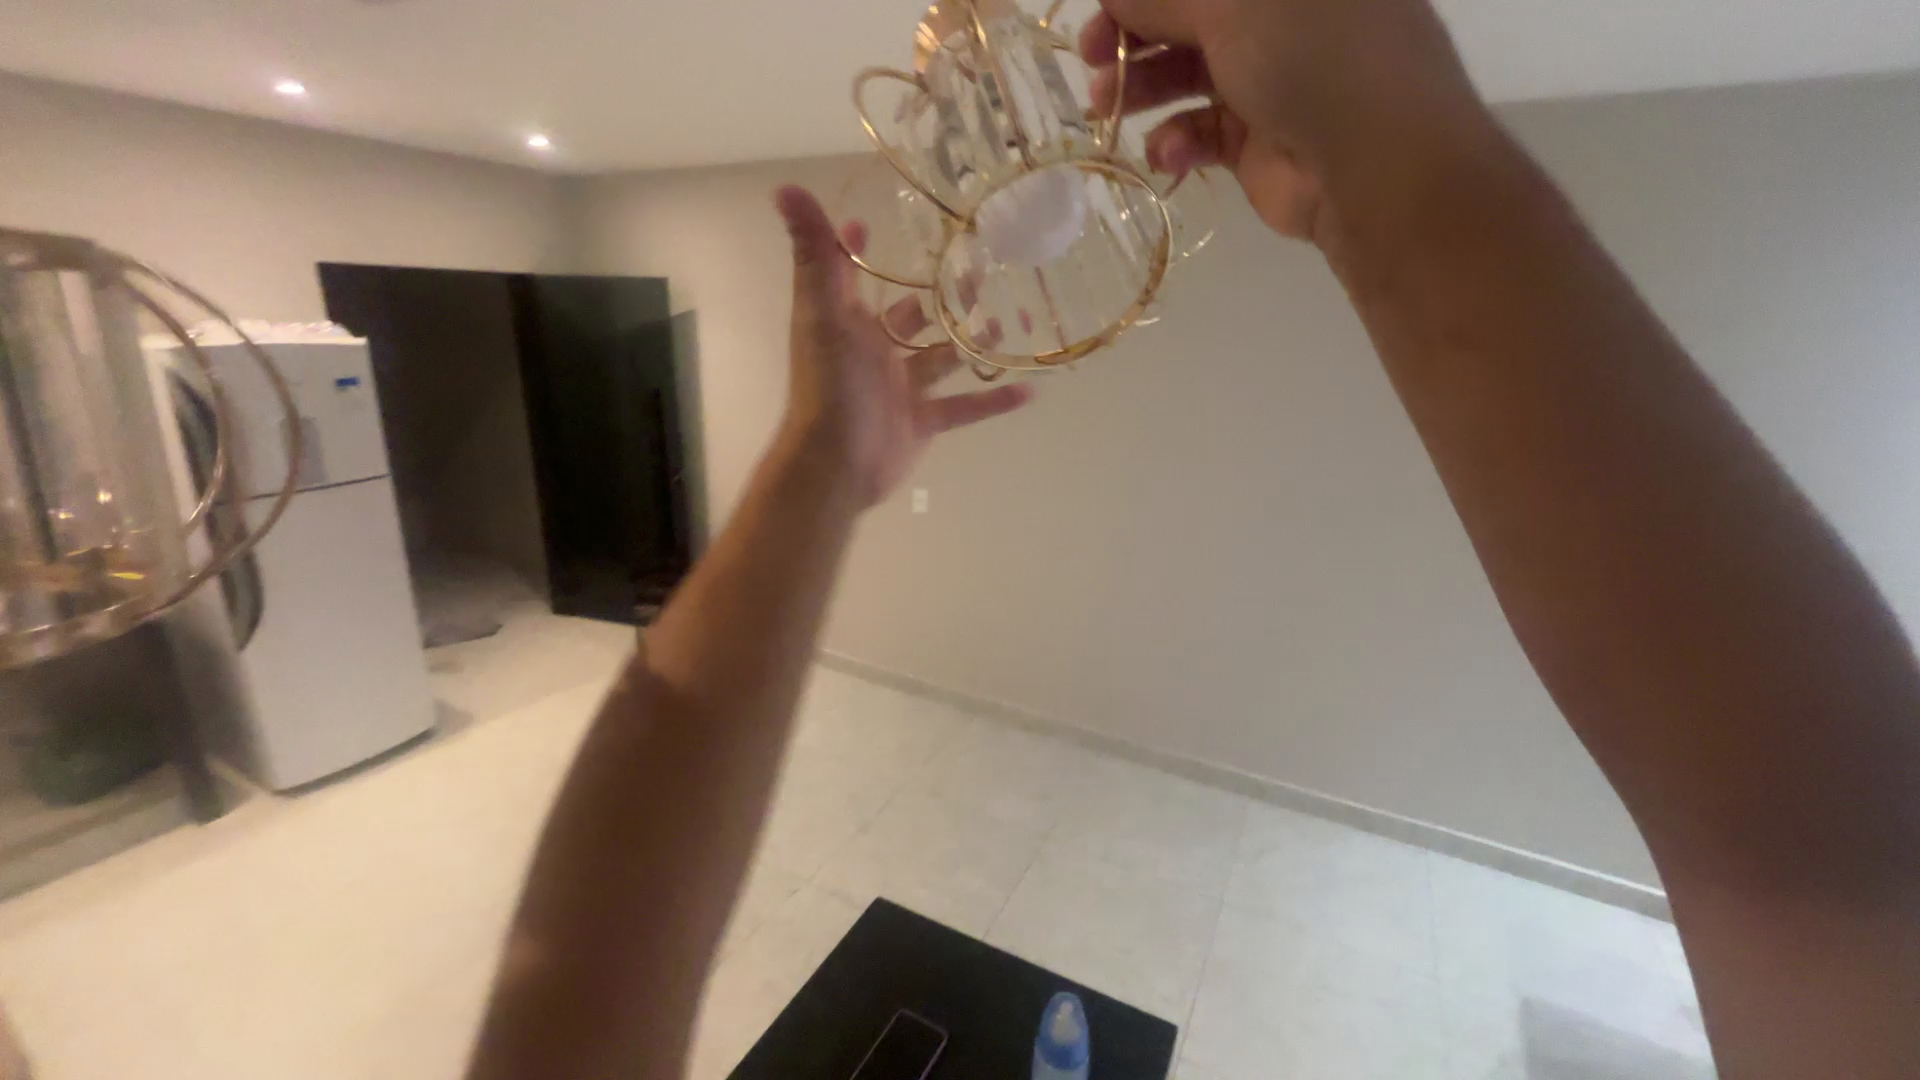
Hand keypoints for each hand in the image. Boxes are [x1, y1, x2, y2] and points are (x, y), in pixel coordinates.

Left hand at [774, 186, 1032, 507]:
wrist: (836, 465)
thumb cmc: (830, 386)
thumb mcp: (823, 314)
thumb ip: (815, 256)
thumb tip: (786, 187)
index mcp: (848, 323)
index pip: (851, 276)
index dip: (857, 250)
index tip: (872, 219)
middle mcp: (874, 351)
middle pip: (912, 315)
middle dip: (942, 295)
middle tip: (982, 267)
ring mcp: (901, 388)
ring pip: (943, 358)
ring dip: (973, 341)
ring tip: (1008, 319)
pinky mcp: (922, 421)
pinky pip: (963, 407)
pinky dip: (993, 401)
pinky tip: (1029, 389)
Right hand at [1081, 0, 1494, 244]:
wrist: (1369, 163)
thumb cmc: (1311, 54)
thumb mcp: (1230, 3)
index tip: (1100, 9)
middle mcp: (1278, 13)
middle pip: (1187, 16)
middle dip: (1133, 36)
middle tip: (1090, 59)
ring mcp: (1268, 76)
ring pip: (1187, 75)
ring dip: (1142, 90)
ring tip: (1106, 111)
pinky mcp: (1256, 138)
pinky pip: (1201, 132)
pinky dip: (1177, 141)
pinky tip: (1167, 153)